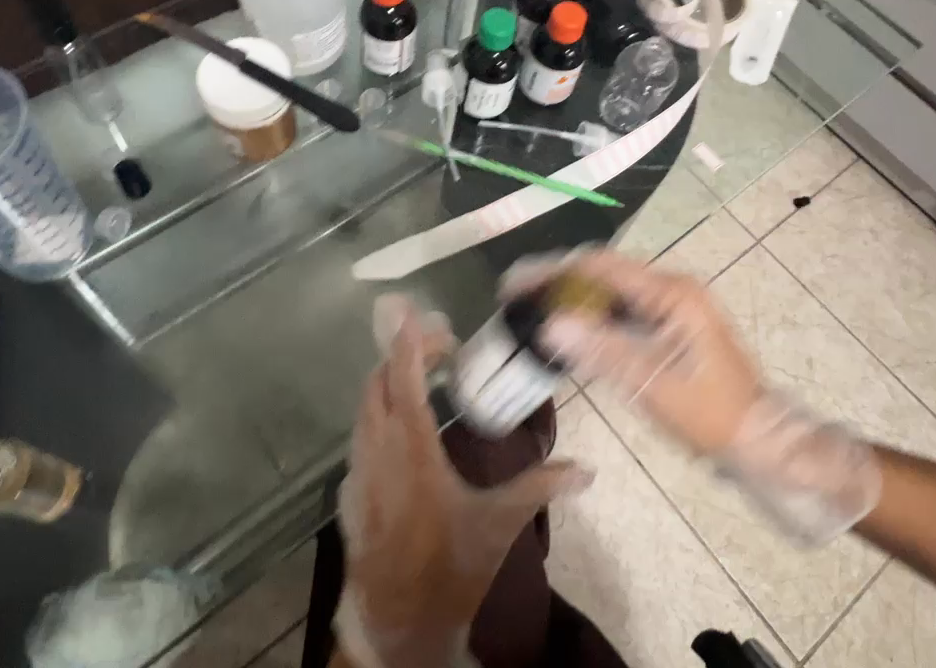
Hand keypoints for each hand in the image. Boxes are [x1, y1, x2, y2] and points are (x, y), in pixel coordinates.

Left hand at [336, 297, 590, 667]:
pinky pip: (359, 439)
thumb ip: (541, 487)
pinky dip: (379, 418)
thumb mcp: (500, 523)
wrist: (396, 622)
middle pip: (377, 383)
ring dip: (388, 385)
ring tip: (422, 380)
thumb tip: (587, 470)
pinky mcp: (348, 492)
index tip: (418, 315)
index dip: (408, 342)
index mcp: (411, 447)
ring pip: (364, 409)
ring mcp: (357, 470)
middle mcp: (377, 448)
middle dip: (402, 356)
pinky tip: (403, 433)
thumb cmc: (449, 566)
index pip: (402, 377)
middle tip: (439, 350)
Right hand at [523, 251, 763, 453]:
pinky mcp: (671, 326)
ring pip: (611, 291)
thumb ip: (602, 352)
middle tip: (515, 297)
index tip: (515, 283)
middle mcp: (672, 290)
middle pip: (603, 273)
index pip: (601, 267)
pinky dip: (592, 317)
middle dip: (557, 281)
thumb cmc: (713, 416)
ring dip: (572, 298)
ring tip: (531, 309)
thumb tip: (549, 324)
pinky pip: (623, 311)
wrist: (762, 442)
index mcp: (672, 294)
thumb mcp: (655, 386)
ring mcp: (673, 307)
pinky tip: (568, 330)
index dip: (553, 271)